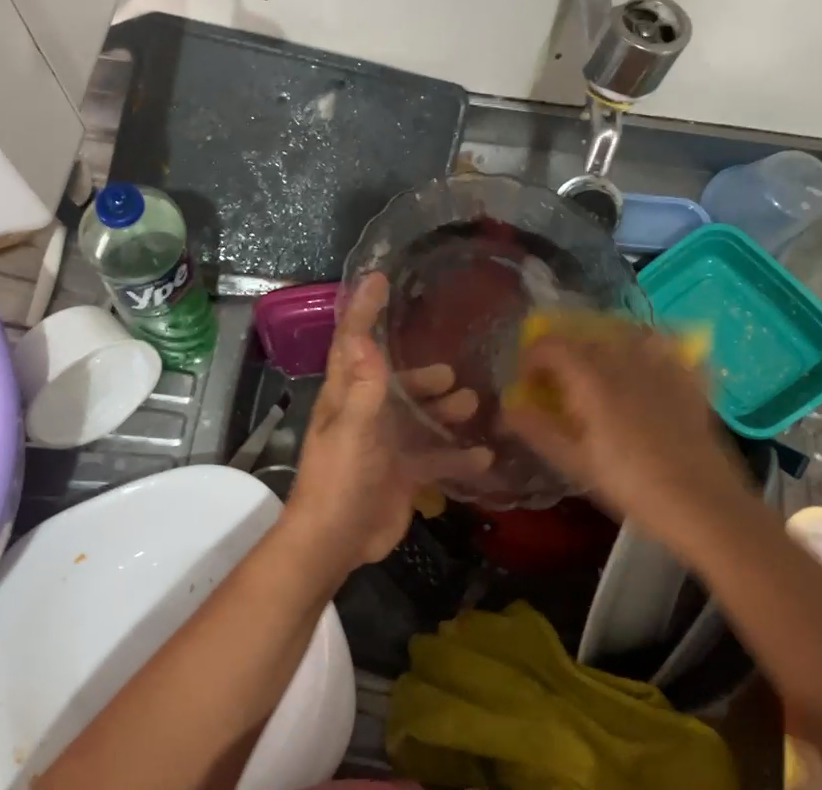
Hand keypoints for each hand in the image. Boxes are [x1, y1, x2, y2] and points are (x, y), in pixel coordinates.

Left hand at [284, 273, 488, 571]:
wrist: (338, 542)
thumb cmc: (339, 480)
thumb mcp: (352, 430)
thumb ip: (363, 386)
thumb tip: (363, 336)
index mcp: (346, 397)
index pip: (353, 343)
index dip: (364, 311)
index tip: (379, 280)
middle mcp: (366, 415)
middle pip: (396, 383)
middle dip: (422, 377)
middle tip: (451, 374)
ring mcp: (385, 446)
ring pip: (420, 419)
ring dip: (444, 411)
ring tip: (472, 406)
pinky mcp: (403, 474)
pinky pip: (435, 458)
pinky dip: (458, 457)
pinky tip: (484, 457)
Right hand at [501, 325, 755, 552]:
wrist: (705, 506)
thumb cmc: (632, 487)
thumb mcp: (576, 464)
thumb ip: (538, 430)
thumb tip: (507, 410)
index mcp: (591, 377)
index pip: (548, 345)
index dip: (530, 360)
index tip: (527, 385)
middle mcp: (625, 359)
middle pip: (584, 338)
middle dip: (563, 357)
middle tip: (557, 389)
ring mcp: (662, 364)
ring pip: (622, 336)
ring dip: (602, 350)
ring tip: (598, 379)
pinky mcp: (690, 378)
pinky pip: (664, 347)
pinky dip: (647, 350)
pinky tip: (645, 370)